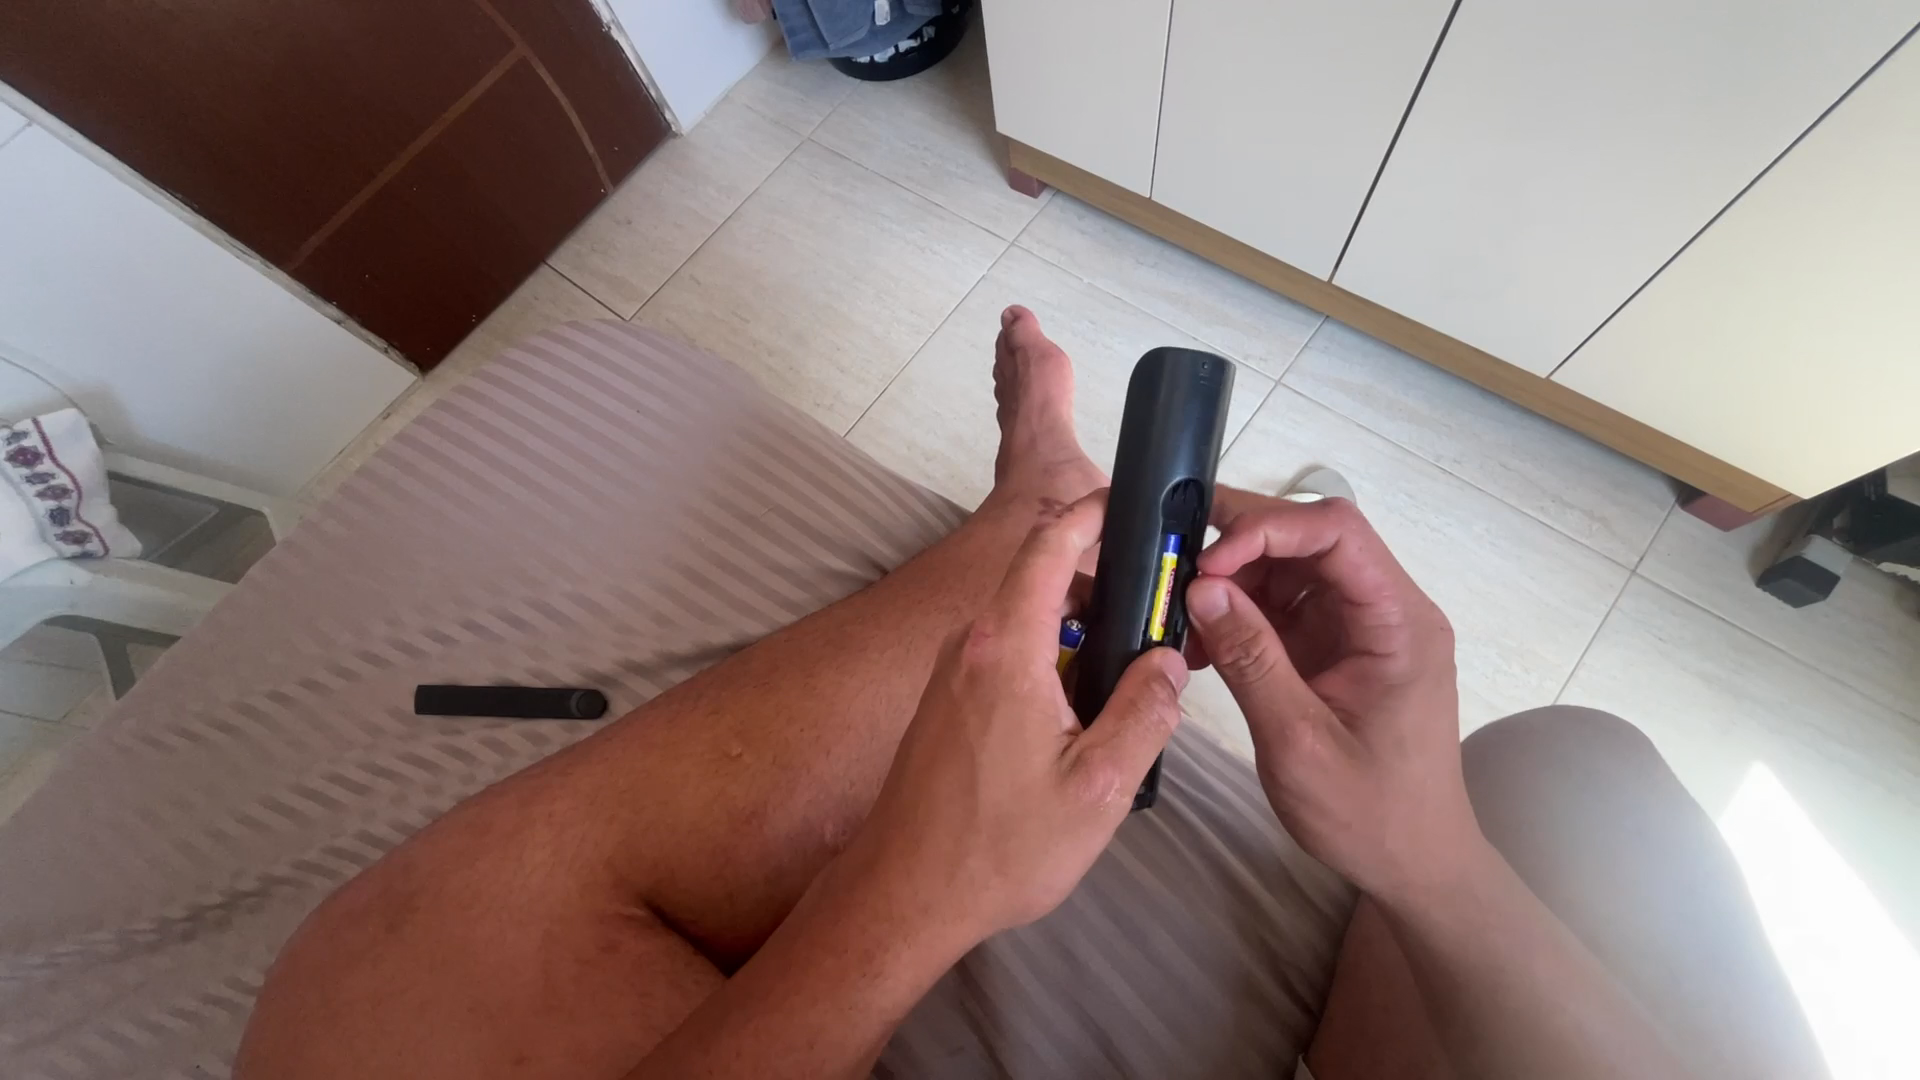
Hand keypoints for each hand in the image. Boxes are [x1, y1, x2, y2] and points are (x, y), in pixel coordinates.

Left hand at [842, 491, 1188, 943]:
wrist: (903, 891)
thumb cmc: (999, 845)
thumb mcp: (1098, 787)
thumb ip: (1143, 713)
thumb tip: (1164, 660)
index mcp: (1005, 646)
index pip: (1047, 545)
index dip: (1087, 512)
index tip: (1125, 501)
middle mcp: (969, 642)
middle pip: (1038, 577)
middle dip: (1098, 579)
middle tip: (1152, 610)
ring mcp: (950, 669)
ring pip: (1022, 616)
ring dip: (1076, 623)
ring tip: (1125, 666)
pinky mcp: (945, 697)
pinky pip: (1003, 650)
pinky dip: (1047, 652)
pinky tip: (1078, 705)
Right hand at [1183, 487, 1475, 902]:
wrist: (1409, 863)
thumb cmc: (1368, 812)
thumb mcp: (1299, 740)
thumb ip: (1250, 658)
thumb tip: (1199, 587)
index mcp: (1396, 620)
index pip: (1336, 531)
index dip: (1266, 528)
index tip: (1206, 565)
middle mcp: (1379, 607)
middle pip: (1308, 536)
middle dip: (1237, 541)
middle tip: (1171, 560)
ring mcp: (1351, 623)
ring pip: (1283, 565)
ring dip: (1227, 579)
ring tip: (1179, 613)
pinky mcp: (1326, 643)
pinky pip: (1274, 603)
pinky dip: (1231, 612)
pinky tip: (1198, 644)